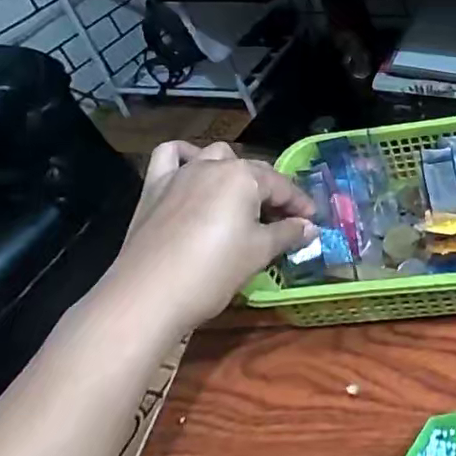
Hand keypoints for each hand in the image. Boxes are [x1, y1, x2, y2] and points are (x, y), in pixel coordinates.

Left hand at [101, 141, 316, 337]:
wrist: (144, 299)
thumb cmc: (212, 271)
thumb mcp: (259, 253)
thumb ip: (288, 233)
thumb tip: (310, 227)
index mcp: (244, 176)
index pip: (282, 186)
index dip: (300, 204)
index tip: (311, 221)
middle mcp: (214, 165)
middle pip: (253, 172)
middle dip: (271, 193)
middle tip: (281, 222)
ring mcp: (180, 174)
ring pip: (216, 157)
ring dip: (233, 172)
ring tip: (240, 199)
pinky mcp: (154, 188)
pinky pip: (170, 157)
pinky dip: (184, 156)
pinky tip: (192, 170)